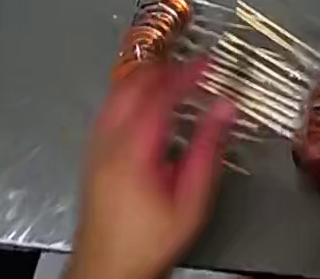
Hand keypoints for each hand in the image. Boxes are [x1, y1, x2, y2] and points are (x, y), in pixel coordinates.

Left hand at [69, 60, 237, 278]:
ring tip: (172, 71)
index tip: (209, 61)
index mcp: (132, 152)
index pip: (160, 96)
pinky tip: (146, 97)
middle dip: (162, 68)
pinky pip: (109, 110)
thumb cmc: (152, 240)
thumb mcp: (191, 199)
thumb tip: (227, 106)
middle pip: (131, 88)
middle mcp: (108, 145)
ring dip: (145, 78)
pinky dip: (130, 93)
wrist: (106, 277)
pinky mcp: (92, 158)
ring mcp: (95, 151)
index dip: (186, 74)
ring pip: (116, 96)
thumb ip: (208, 149)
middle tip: (190, 62)